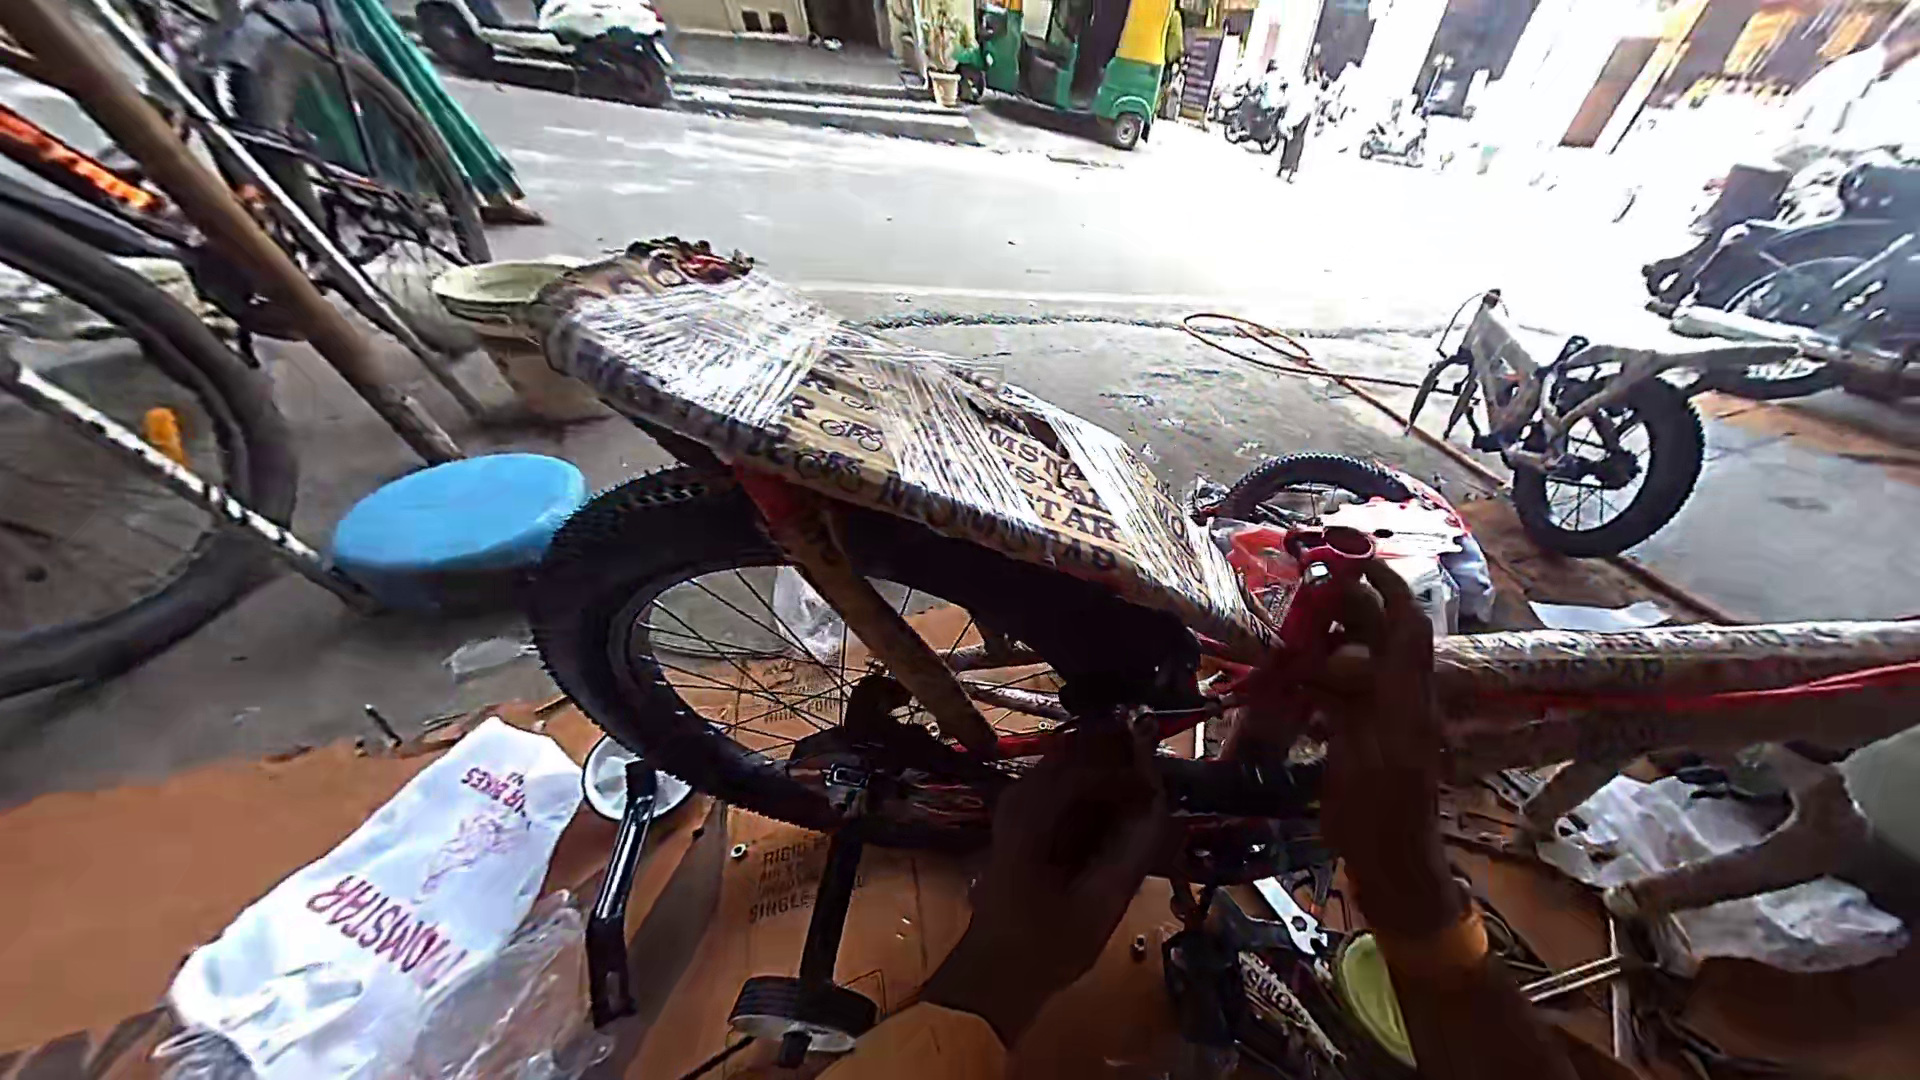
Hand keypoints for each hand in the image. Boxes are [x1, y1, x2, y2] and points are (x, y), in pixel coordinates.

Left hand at [921, 724, 1170, 1043]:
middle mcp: (1019, 797)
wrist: (995, 971)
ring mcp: (1015, 806)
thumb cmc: (1045, 944)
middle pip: (1072, 761)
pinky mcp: (1020, 820)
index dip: (1123, 777)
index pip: (1082, 770)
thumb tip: (1165, 816)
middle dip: (1113, 768)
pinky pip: (1058, 790)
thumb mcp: (1097, 907)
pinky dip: (1086, 795)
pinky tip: (1111, 816)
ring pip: (1065, 772)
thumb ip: (1132, 857)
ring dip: (1101, 780)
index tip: (1156, 791)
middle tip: (1152, 787)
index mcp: (1030, 811)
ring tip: (1139, 799)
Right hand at [1316, 560, 1462, 935]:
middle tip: (1304, 591)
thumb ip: (1357, 700)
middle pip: (1379, 637)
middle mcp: (1399, 695)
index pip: (1407, 627)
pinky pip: (1337, 688)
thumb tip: (1334, 656)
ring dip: (1327, 639)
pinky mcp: (1359, 730)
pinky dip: (1314, 673)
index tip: (1355, 560)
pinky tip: (1288, 672)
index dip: (1387, 589)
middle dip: (1348, 607)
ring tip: (1289, 627)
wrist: (1389, 858)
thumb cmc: (1382, 809)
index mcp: (1409, 696)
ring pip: (1356, 658)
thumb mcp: (1370, 752)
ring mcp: (1379, 713)